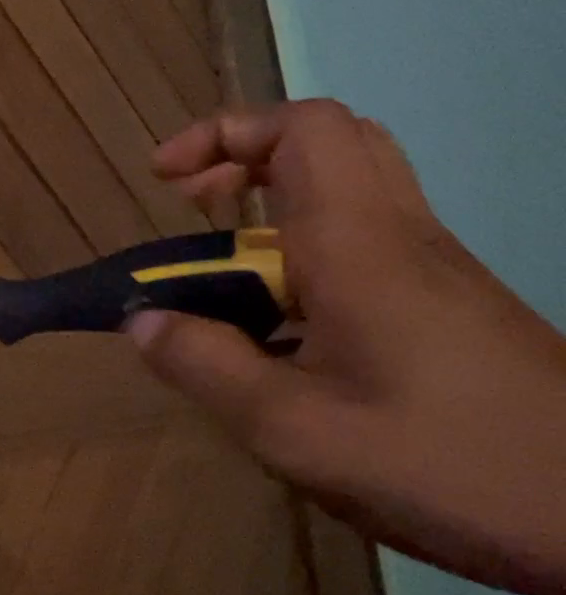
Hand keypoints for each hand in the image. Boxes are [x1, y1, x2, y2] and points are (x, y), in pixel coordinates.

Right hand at [128, 99, 565, 594]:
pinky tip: (280, 325)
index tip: (165, 182)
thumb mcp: (292, 429)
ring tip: (225, 271)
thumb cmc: (448, 464)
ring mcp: (436, 272)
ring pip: (355, 189)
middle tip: (197, 207)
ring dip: (274, 204)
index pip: (304, 130)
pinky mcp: (451, 307)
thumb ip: (204, 365)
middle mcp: (403, 239)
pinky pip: (368, 241)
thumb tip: (144, 322)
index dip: (222, 133)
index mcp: (359, 248)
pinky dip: (304, 250)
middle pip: (335, 141)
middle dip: (248, 154)